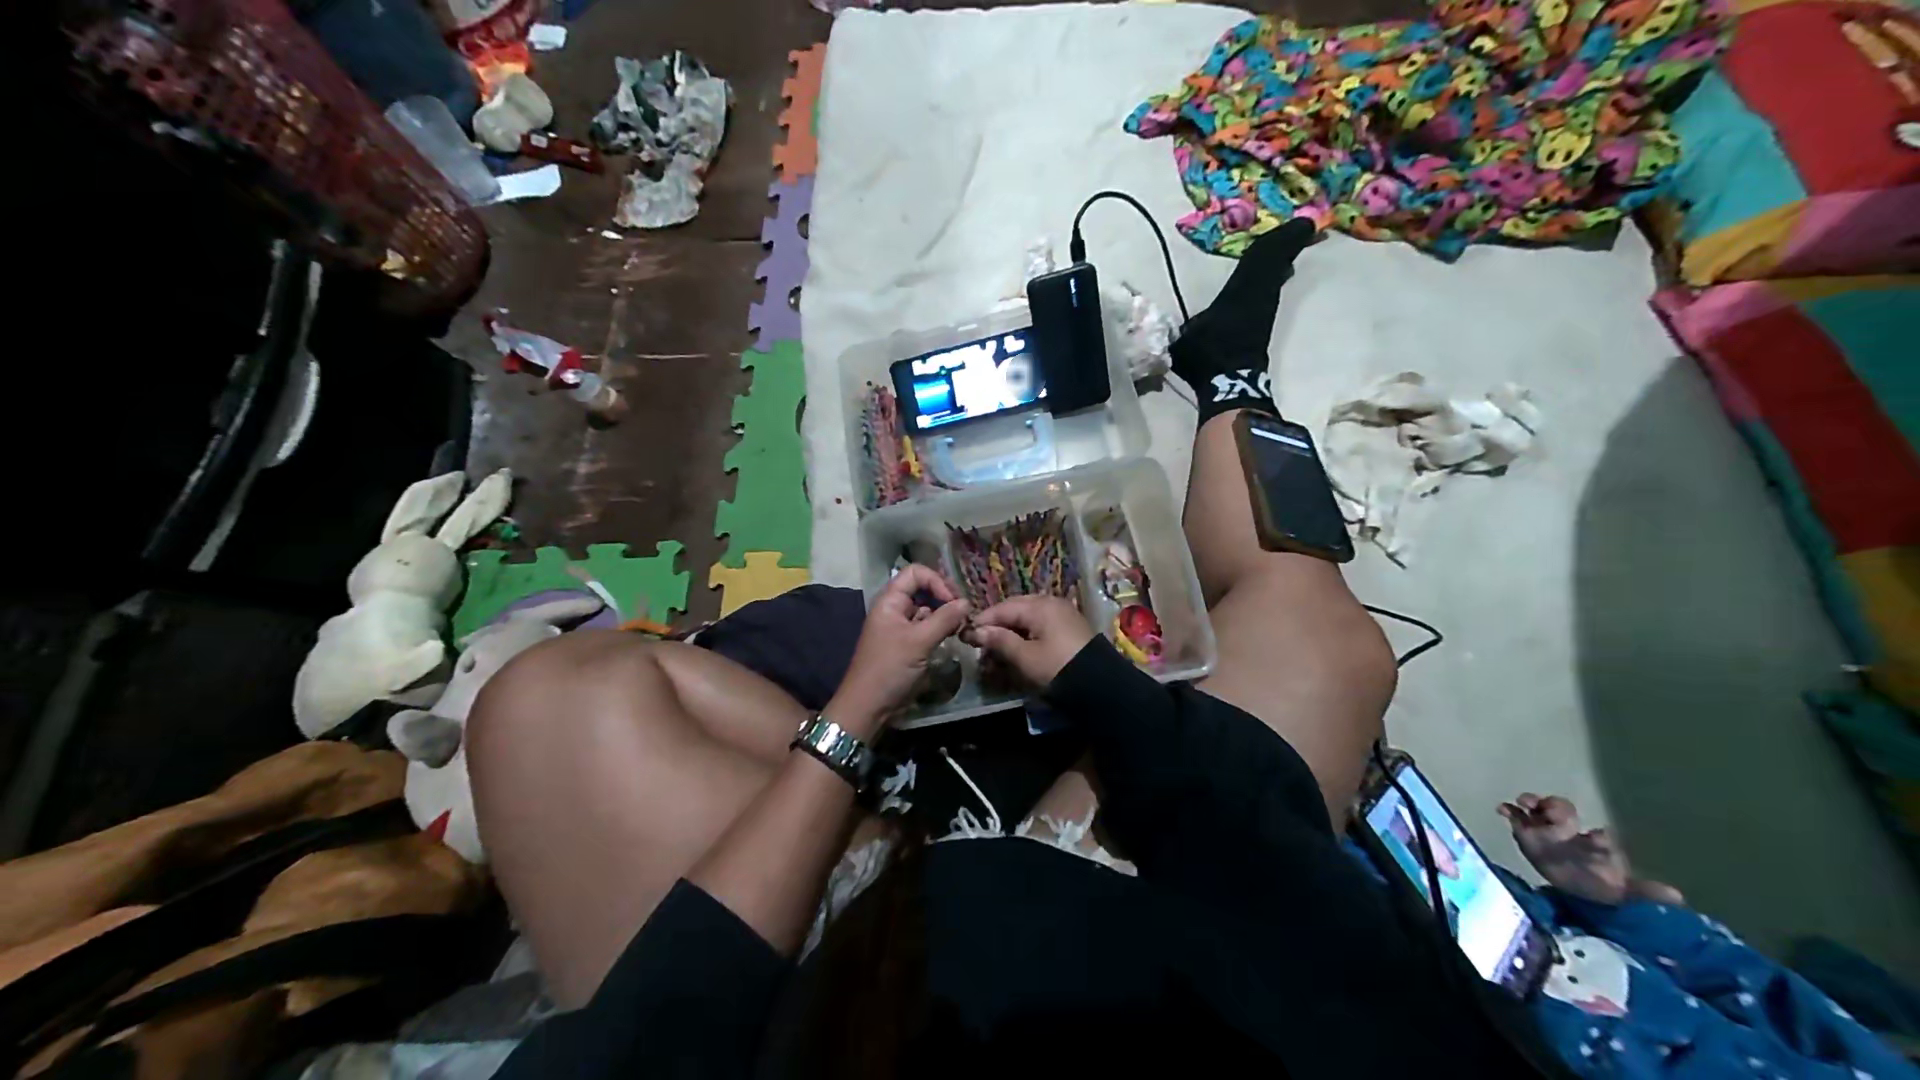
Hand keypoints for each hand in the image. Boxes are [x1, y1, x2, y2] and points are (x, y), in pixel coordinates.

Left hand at [828, 564, 969, 736]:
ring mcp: (901, 627)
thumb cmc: (889, 669)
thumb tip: (967, 603)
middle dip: (945, 597)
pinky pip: (927, 628)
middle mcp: (895, 609)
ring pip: (928, 610)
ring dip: (946, 615)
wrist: (868, 707)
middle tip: (964, 614)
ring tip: (962, 626)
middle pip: (924, 589)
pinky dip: (941, 629)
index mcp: (890, 601)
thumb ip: (944, 619)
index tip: (954, 601)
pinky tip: (954, 637)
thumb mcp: (918, 642)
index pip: (916, 573)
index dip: (937, 581)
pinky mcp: (908, 645)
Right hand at [961, 595, 1096, 688]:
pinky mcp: (1069, 627)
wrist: (1101, 685)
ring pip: (1027, 617)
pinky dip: (1026, 634)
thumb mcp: (1025, 657)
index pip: (1002, 608)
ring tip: (998, 649)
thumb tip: (976, 631)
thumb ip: (999, 641)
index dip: (982, 622)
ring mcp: (1062, 614)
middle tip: (981, 643)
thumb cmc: (1057, 667)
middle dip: (997, 625)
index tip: (965, 635)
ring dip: (1011, 631)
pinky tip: (1018, 648)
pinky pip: (1040, 624)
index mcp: (1039, 606)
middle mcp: (1051, 603)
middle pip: (1015, 609)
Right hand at [1498, 794, 1683, 906]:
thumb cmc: (1606, 888)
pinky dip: (1509, 811)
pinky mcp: (1526, 833)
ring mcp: (1546, 830)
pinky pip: (1515, 817)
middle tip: (1552, 813)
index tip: (1596, 837)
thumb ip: (1647, 892)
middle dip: (1558, 809)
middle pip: (1564, 812)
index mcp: (1597, 846)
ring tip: (1524, 803)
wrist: (1581, 891)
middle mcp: (1571, 833)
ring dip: (1532, 803)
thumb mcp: (1629, 893)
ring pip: (1539, 809)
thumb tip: (1678, 898)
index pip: (1599, 837)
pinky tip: (1502, 810)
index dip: (1599, 837)